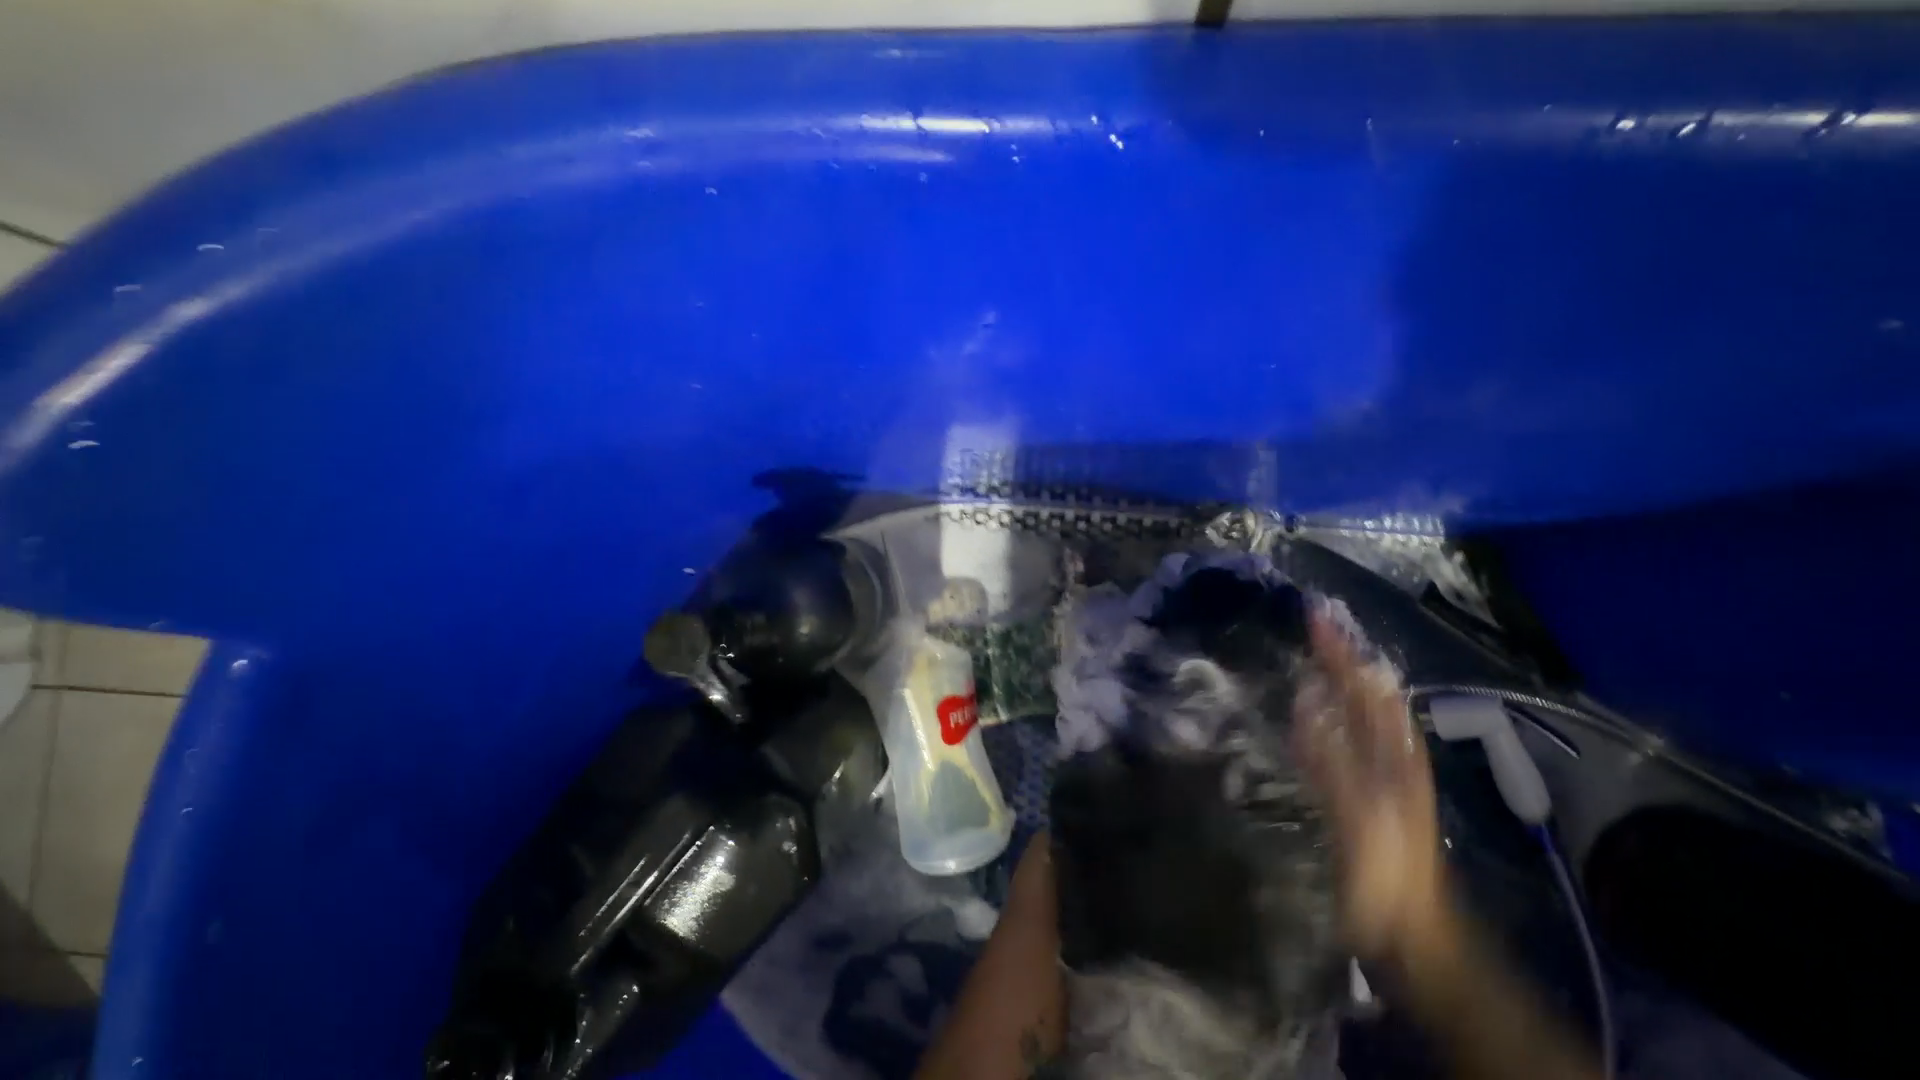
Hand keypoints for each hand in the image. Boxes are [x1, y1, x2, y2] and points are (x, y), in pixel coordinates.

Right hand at [1293, 608, 1449, 963]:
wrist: (1415, 934)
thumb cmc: (1388, 879)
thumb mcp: (1359, 819)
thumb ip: (1333, 761)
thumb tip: (1309, 699)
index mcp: (1393, 758)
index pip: (1365, 692)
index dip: (1342, 654)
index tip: (1317, 616)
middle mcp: (1390, 759)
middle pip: (1366, 698)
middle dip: (1342, 658)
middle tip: (1316, 622)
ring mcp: (1380, 779)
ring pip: (1360, 718)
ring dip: (1340, 683)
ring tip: (1320, 654)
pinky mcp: (1364, 799)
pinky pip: (1344, 746)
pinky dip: (1326, 722)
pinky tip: (1312, 718)